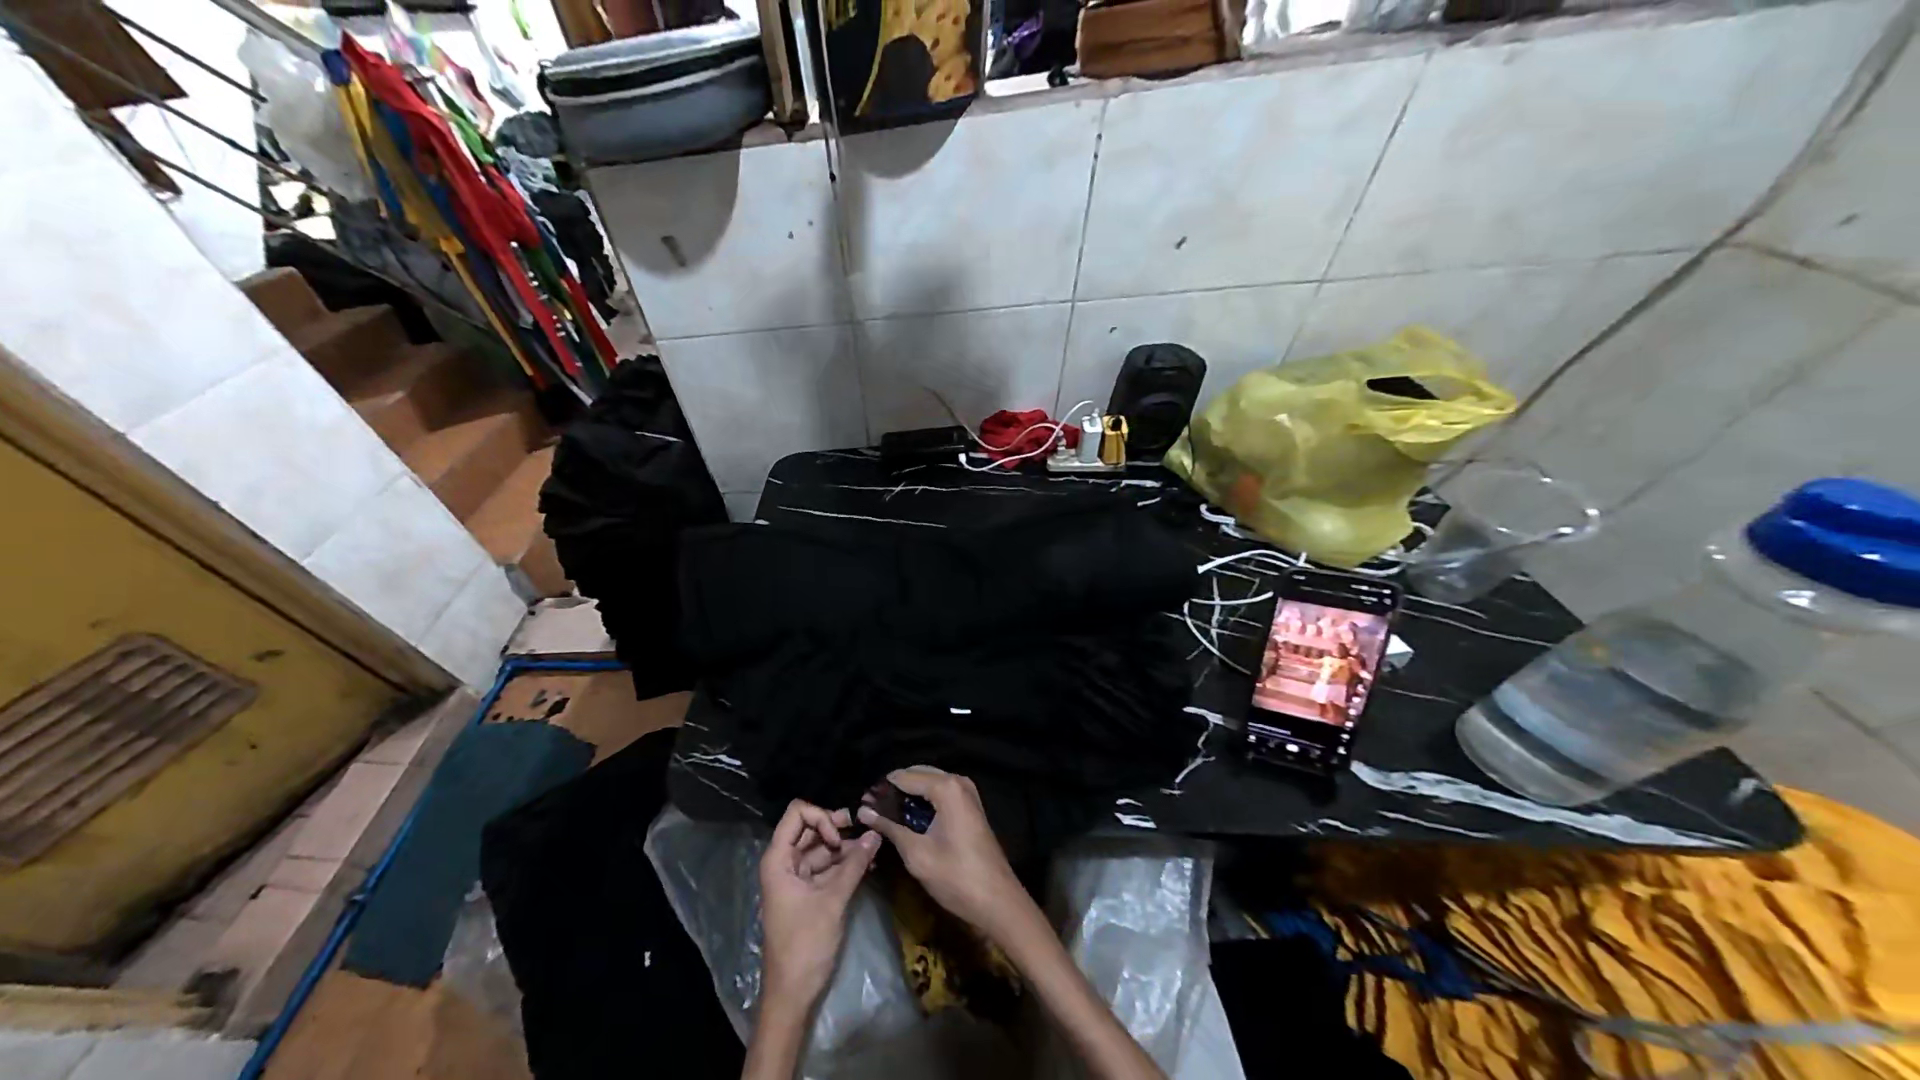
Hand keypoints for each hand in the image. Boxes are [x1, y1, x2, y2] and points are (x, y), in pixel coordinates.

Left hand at [758, 799, 880, 1007]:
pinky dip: (846, 865)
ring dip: (847, 848)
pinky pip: (827, 868)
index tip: (839, 839)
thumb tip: (876, 833)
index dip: (822, 817)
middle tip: (866, 832)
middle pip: (811, 829)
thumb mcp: (832, 900)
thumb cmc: (805, 943)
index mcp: (778, 859)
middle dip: (838, 828)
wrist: (793, 992)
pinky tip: (869, 865)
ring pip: (823, 849)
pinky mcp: (809, 894)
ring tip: (874, 850)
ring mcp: (797, 879)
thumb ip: (855, 865)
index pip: (797, 814)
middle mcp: (785, 863)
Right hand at [856, 767, 1035, 945]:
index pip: (904, 777)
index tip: (860, 804)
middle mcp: (958, 782)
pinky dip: (923, 801)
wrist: (998, 901)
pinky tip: (907, 819)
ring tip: (883, 815)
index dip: (881, 789)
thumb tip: (863, 811)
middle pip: (918, 774)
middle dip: (894, 789)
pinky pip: (940, 793)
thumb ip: (889, 827)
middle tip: (870, 810)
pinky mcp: (970, 806)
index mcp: (946, 787)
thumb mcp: (916, 854)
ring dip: (908, 795)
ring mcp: (967, 793)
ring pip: (929, 783)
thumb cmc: (956, 877)